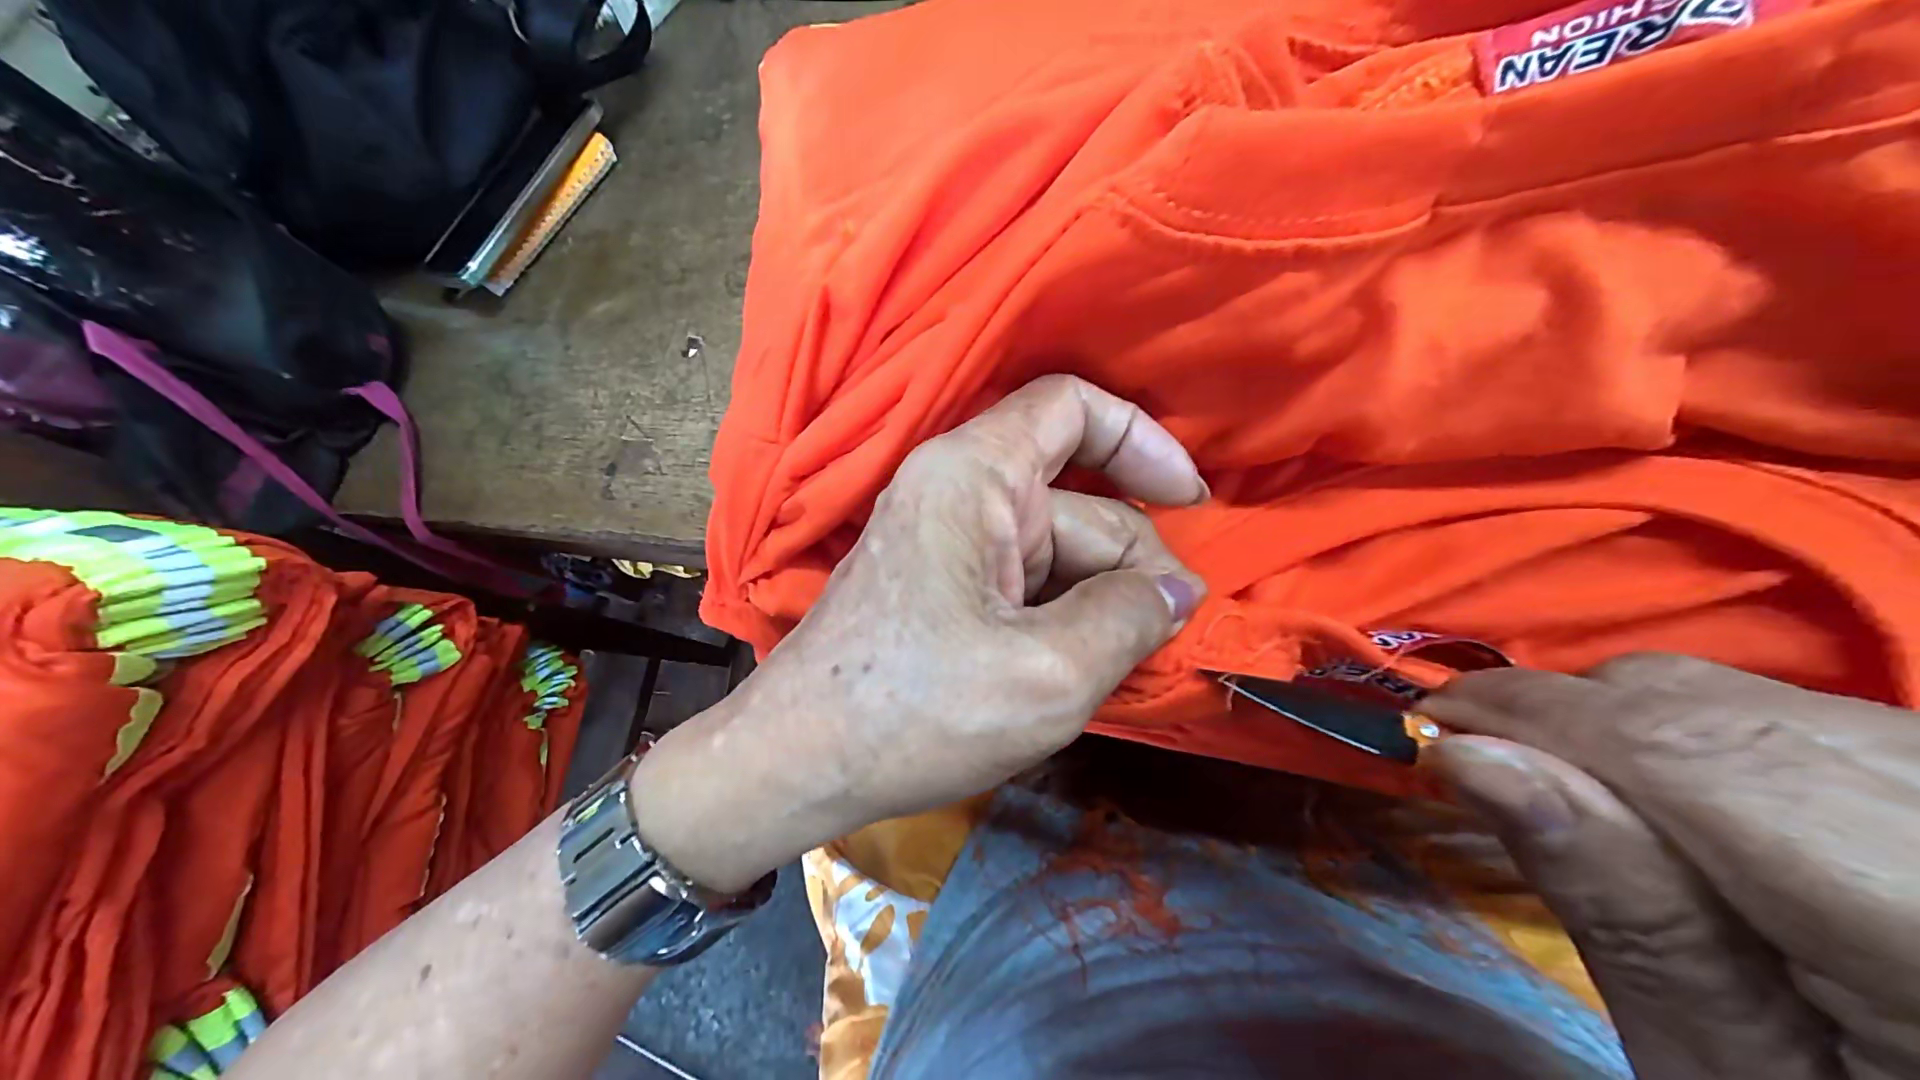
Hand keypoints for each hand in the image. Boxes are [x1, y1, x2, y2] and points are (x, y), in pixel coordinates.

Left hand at [633, 375, 1207, 891]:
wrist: (797, 763)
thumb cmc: (915, 711)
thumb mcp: (1048, 673)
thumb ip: (1128, 619)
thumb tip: (1176, 591)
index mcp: (972, 477)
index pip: (1070, 408)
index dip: (1141, 440)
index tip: (1191, 502)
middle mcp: (957, 494)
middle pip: (1078, 503)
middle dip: (1133, 566)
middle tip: (1168, 635)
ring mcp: (947, 546)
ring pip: (1056, 556)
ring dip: (1102, 605)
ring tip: (1125, 668)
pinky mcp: (942, 592)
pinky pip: (1025, 588)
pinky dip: (1064, 621)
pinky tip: (1085, 671)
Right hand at [1422, 654, 1919, 1079]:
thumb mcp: (1726, 1068)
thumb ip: (1618, 910)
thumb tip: (1468, 757)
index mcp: (1916, 912)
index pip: (1681, 752)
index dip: (1533, 717)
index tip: (1432, 722)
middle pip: (1709, 708)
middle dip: (1567, 718)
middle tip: (1485, 762)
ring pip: (1747, 694)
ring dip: (1627, 725)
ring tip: (1574, 788)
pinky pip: (1796, 711)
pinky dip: (1698, 734)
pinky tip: (1675, 797)